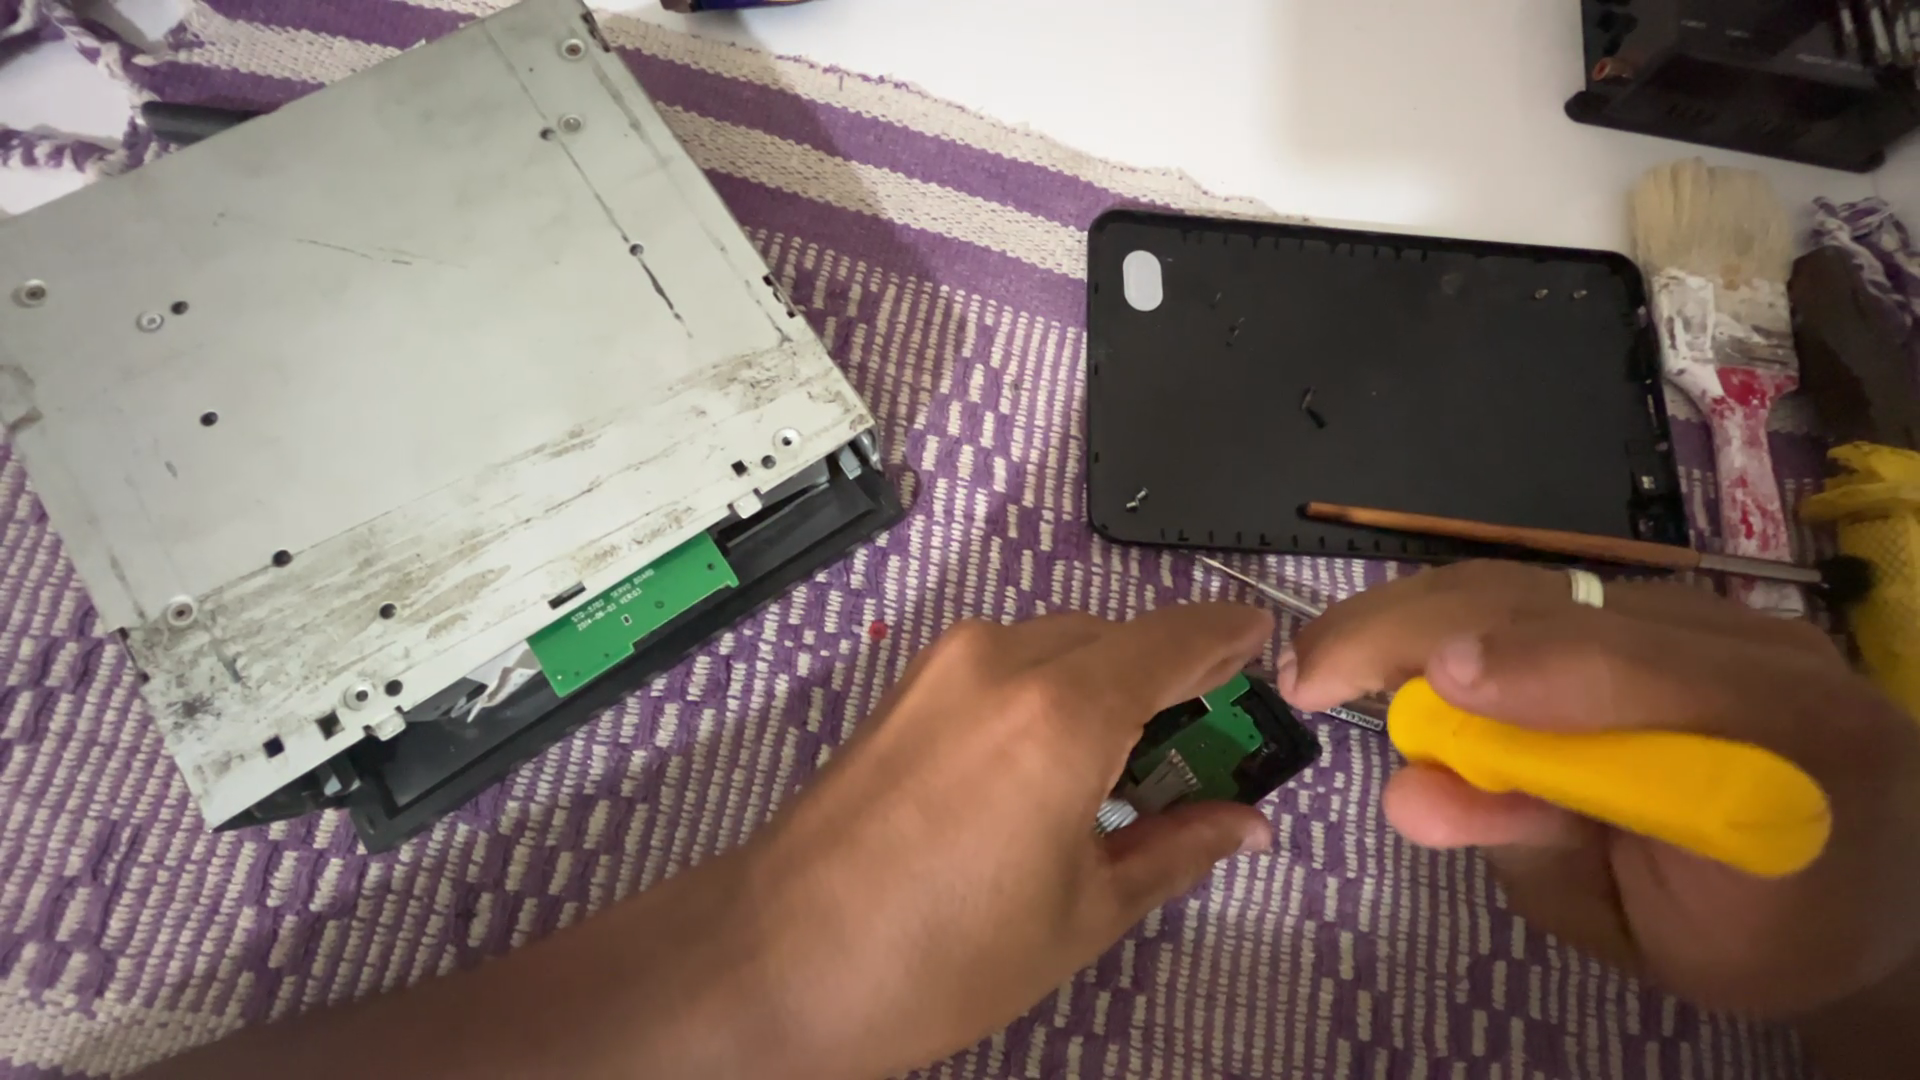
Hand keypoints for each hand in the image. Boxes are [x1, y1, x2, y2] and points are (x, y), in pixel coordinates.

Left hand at [737, 604, 1275, 1076]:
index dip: (1226, 638)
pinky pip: (1011, 655)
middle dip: (1169, 674)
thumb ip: (1177, 847)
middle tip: (1198, 739)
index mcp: (1064, 712)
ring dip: (1107, 678)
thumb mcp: (1084, 911)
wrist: (782, 949)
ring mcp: (951, 659)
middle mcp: (1007, 657)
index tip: (1260, 644)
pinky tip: (1051, 749)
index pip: (1174, 640)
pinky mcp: (914, 675)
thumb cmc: (946, 951)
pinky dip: (1053, 682)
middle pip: (1118, 638)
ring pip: (1063, 641)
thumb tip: (1248, 822)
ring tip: (1121, 758)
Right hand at [1278, 561, 1919, 1018]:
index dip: (1552, 667)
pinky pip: (1499, 592)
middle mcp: (1740, 646)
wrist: (1815, 880)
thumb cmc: (1727, 924)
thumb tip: (1404, 795)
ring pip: (1507, 584)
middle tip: (1306, 674)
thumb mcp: (1636, 922)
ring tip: (1314, 659)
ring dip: (1392, 617)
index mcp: (1801, 745)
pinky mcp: (1614, 605)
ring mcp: (1675, 612)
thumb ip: (1531, 847)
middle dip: (1414, 630)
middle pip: (1552, 606)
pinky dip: (1415, 616)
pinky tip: (1361, 643)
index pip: (1670, 678)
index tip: (1438, 683)